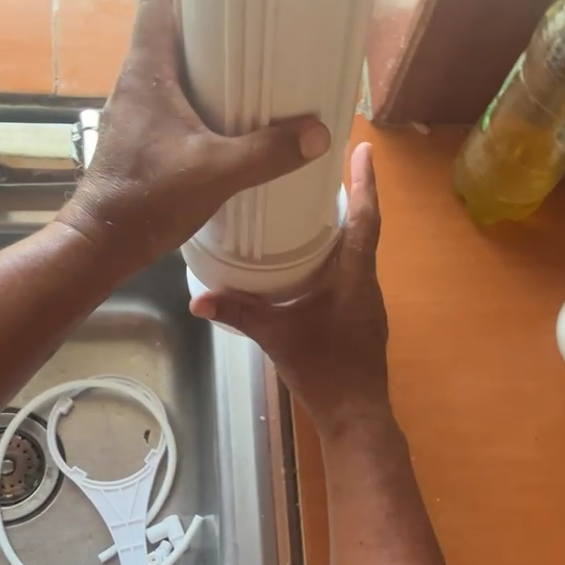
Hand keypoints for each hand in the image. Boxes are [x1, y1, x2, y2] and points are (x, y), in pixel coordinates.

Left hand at [60, 0, 330, 269]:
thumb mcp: (216, 174)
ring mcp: (135, 109)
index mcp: (146, 70)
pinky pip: (172, 100)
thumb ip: (267, 153)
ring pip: (171, 66)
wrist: (102, 242)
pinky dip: (199, 97)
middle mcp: (135, 80)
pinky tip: (229, 118)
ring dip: (205, 62)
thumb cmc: (148, 199)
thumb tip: (318, 134)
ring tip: (251, 67)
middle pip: (169, 27)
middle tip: (255, 24)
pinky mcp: (140, 136)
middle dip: (210, 20)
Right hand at [190, 142, 390, 432]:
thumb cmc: (324, 371)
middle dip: (350, 199)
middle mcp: (367, 284)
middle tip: (322, 172)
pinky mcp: (363, 321)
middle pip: (364, 231)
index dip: (365, 183)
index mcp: (354, 277)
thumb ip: (239, 314)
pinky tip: (312, 264)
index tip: (363, 148)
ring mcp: (368, 304)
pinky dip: (337, 260)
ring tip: (313, 209)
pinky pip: (352, 276)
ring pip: (358, 255)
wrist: (356, 415)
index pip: (365, 219)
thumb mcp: (277, 338)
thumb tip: (196, 299)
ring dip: (343, 230)